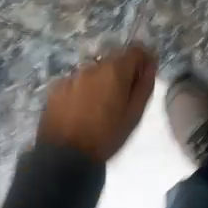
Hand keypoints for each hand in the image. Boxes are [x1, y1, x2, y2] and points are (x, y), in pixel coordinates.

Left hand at [36, 45, 157, 162]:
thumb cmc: (105, 136)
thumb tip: (150, 64)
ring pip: (94, 71)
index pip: (136, 50)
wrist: (64, 157)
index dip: (143, 61)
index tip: (143, 77)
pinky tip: (80, 110)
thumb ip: (145, 85)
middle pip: (114, 60)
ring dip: (101, 81)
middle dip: (121, 73)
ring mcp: (72, 75)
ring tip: (99, 106)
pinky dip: (82, 89)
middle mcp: (93, 65)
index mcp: (115, 69)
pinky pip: (77, 81)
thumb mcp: (134, 114)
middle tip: (121, 98)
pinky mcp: (57, 86)